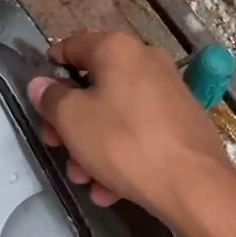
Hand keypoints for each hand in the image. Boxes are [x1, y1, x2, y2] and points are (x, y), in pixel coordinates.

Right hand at [27, 31, 227, 215]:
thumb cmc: (124, 142)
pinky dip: (121, 153)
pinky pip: (140, 130)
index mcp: (116, 47)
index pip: (69, 47)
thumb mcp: (72, 120)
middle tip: (57, 147)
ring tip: (84, 179)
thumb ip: (50, 98)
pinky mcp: (182, 121)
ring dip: (93, 144)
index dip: (49, 73)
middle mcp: (144, 59)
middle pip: (93, 84)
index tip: (40, 101)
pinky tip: (110, 189)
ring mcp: (167, 90)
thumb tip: (40, 84)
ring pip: (115, 112)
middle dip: (70, 121)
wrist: (196, 187)